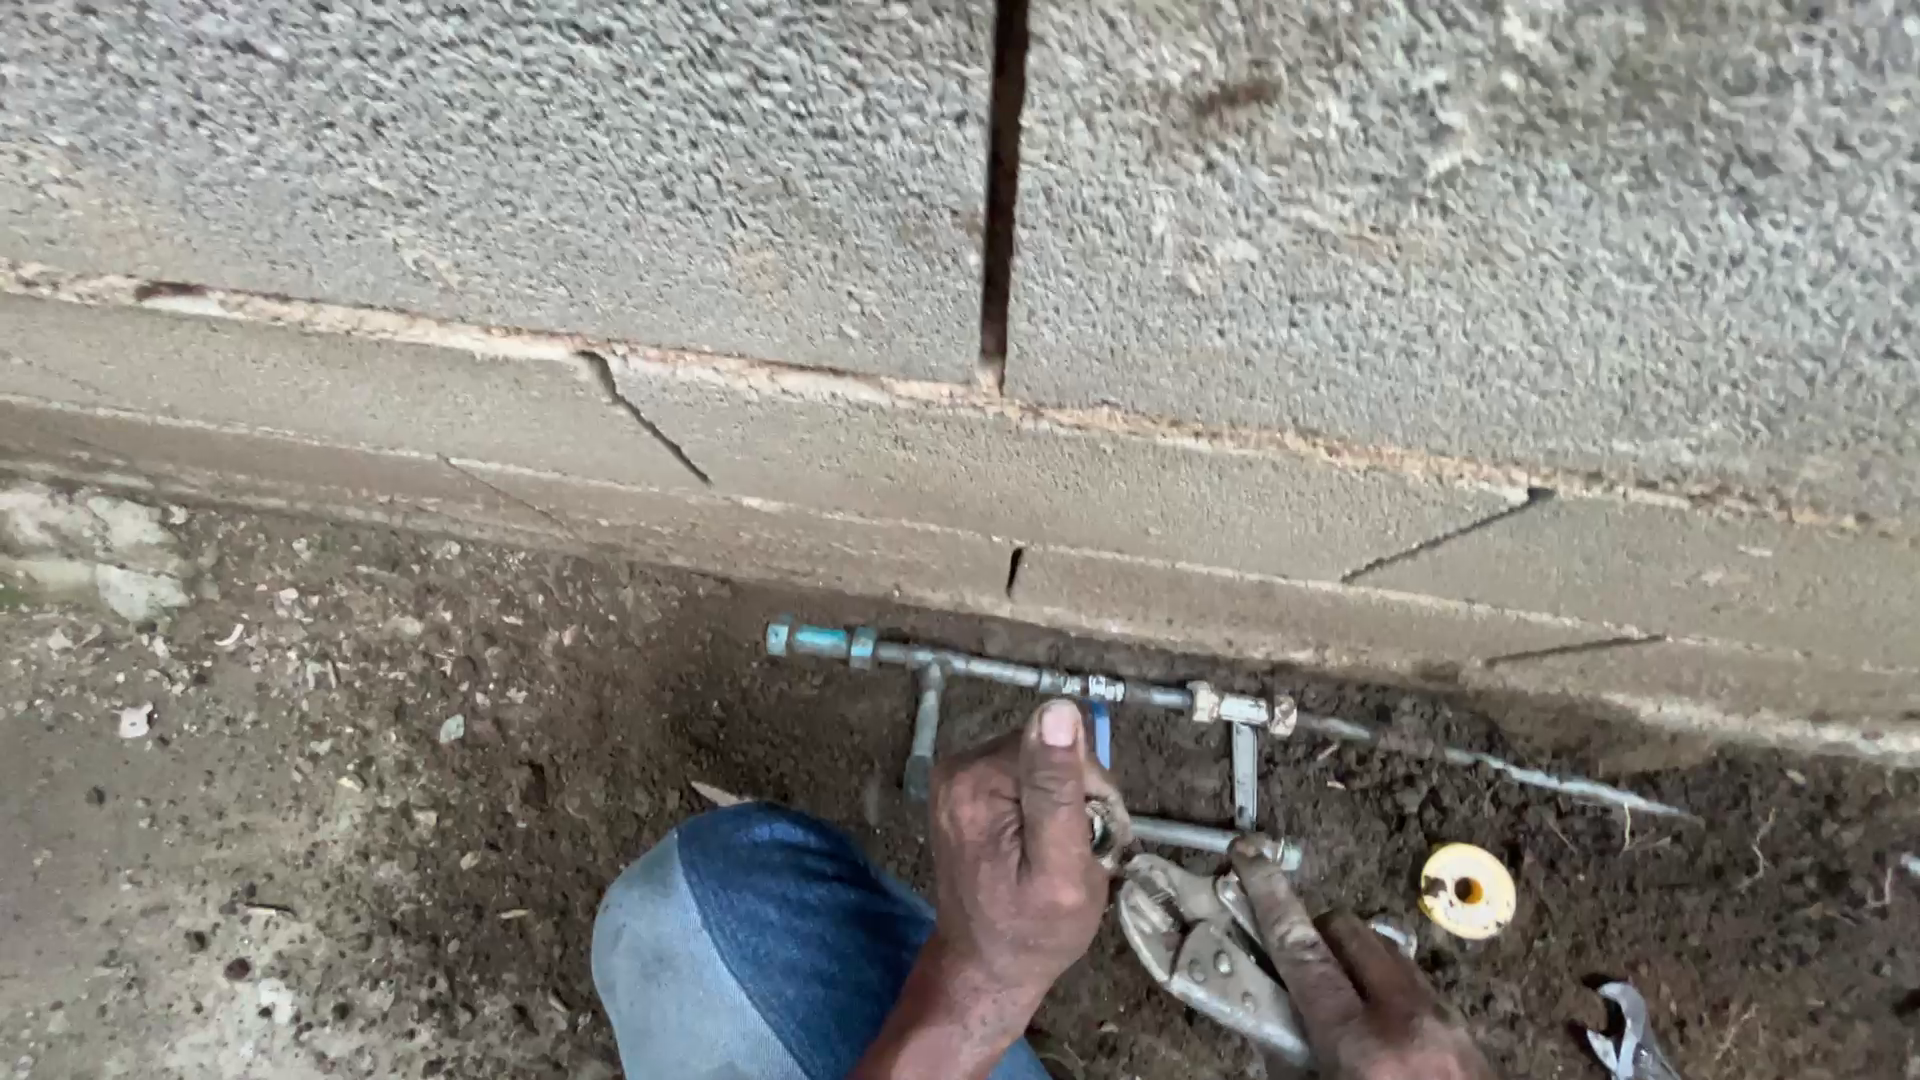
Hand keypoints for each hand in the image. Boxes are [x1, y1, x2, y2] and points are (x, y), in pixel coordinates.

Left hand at [925, 698, 1109, 1011]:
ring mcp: (957, 777)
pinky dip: (1044, 805)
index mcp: (975, 779)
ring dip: (1065, 800)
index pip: (1057, 741)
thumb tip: (1057, 708)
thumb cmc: (1032, 931)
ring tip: (1064, 850)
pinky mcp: (966, 790)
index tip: (1093, 835)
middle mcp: (958, 766)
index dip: (1088, 786)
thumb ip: (1058, 787)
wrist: (986, 965)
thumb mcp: (1061, 868)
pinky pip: (1023, 775)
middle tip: (1082, 849)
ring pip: (1039, 760)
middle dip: (1077, 793)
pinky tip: (1044, 841)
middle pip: (1046, 747)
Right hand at [1230, 836, 1497, 1079]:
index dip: (1267, 893)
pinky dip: (1388, 989)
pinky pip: (1417, 984)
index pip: (1301, 946)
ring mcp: (1449, 1026)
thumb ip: (1284, 1058)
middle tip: (1296, 966)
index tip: (1246, 853)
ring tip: (1342, 1001)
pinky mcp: (1474, 1037)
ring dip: (1353, 959)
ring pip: (1385, 951)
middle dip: (1314, 933)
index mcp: (1362, 1046)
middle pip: (1345, 930)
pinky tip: (1385, 1031)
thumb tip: (1263, 1013)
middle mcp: (1409, 1021)